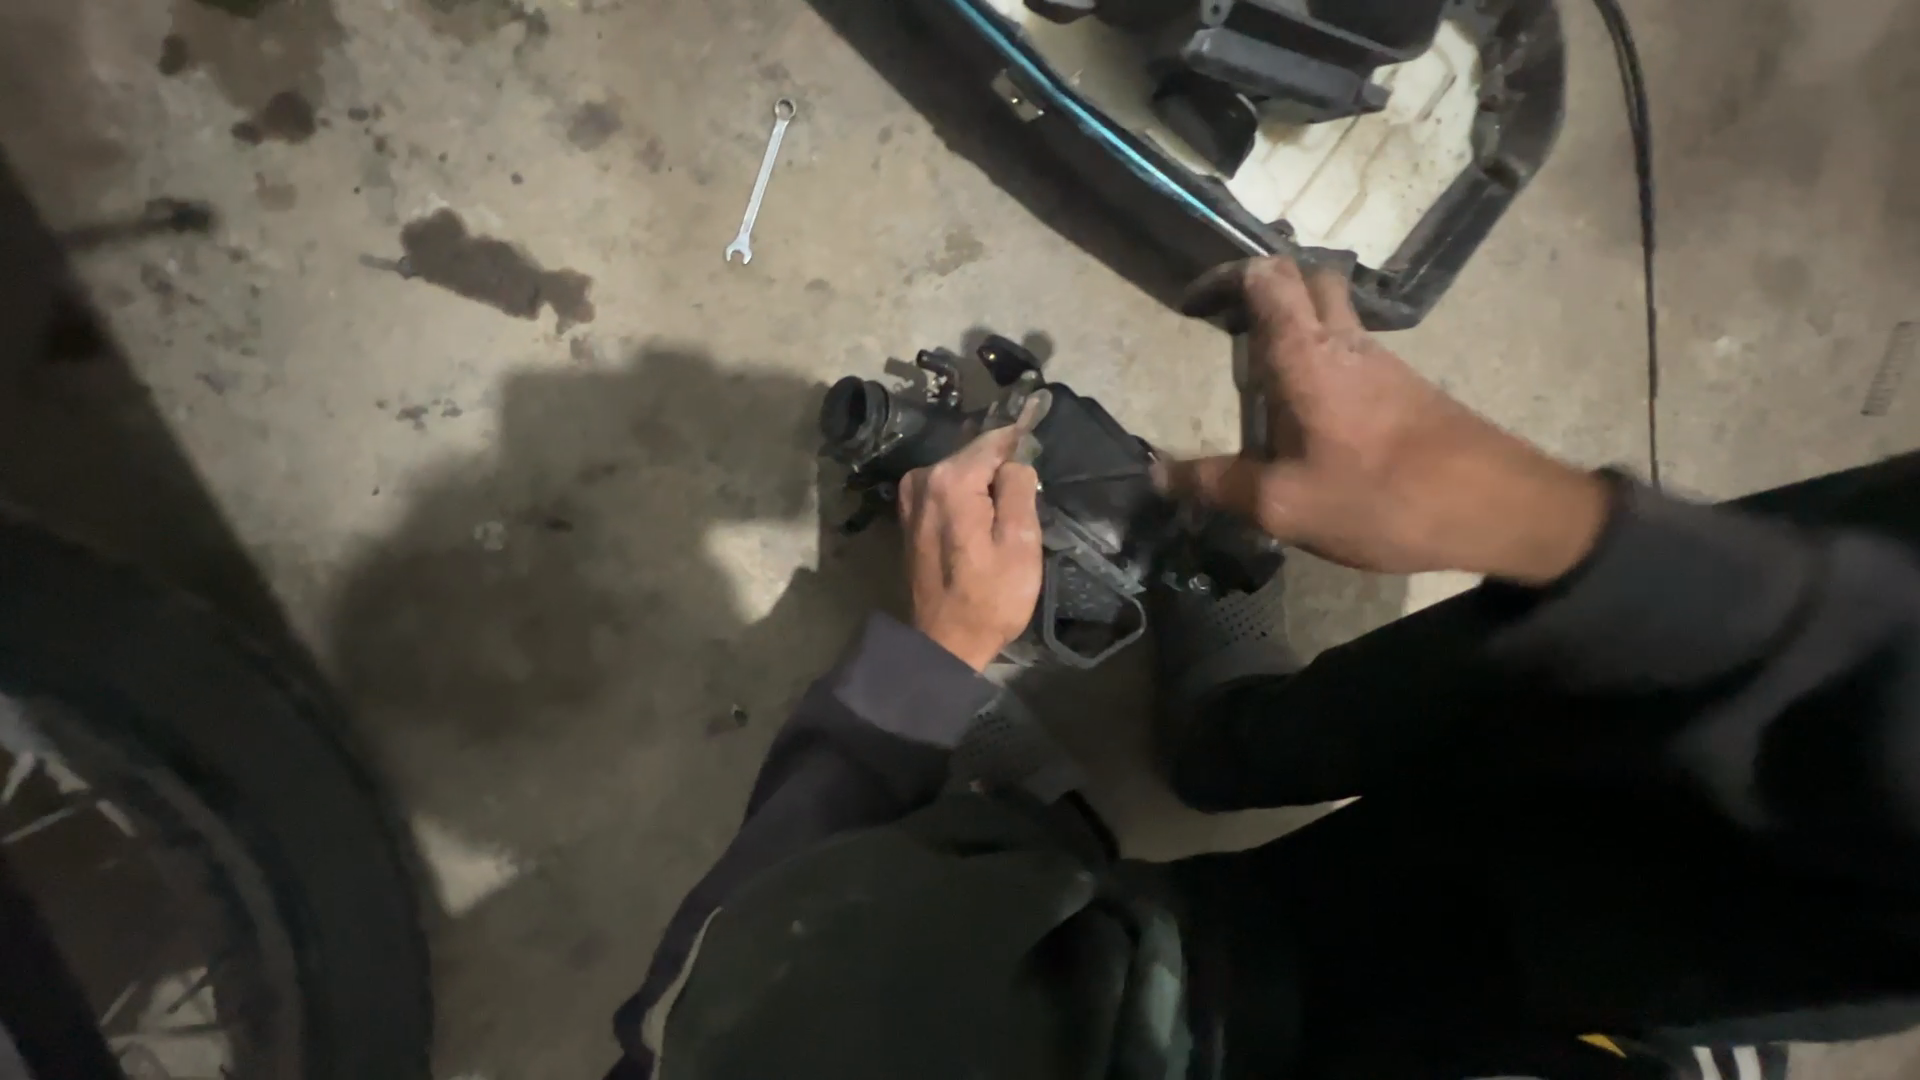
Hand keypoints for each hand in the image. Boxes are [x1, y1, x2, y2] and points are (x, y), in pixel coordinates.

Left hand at [898, 421, 1043, 669]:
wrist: (943, 642)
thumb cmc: (988, 597)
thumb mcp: (1019, 542)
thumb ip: (1018, 488)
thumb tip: (1016, 460)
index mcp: (950, 479)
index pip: (994, 440)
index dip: (1021, 441)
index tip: (1042, 432)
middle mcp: (923, 478)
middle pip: (975, 457)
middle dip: (1002, 471)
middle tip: (1029, 496)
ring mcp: (911, 498)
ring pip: (961, 474)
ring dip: (985, 487)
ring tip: (1009, 514)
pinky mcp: (909, 517)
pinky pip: (947, 492)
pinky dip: (967, 500)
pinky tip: (983, 523)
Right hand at [1161, 257, 1609, 583]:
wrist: (1503, 510)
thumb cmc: (1382, 498)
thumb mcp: (1283, 505)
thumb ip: (1217, 484)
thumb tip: (1157, 472)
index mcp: (1309, 358)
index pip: (1269, 282)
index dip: (1230, 276)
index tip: (1197, 300)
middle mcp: (1346, 345)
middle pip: (1309, 280)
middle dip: (1268, 284)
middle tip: (1229, 322)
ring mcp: (1383, 365)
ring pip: (1334, 315)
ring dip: (1293, 326)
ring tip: (1254, 376)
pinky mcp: (1405, 390)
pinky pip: (1351, 353)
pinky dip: (1319, 361)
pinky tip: (1303, 414)